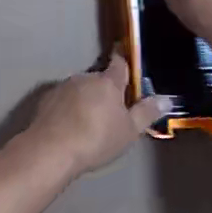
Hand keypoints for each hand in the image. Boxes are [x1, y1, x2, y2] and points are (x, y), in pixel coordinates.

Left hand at [26, 53, 165, 174]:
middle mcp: (83, 78)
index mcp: (107, 82)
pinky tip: (68, 126)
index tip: (126, 63)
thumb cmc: (96, 139)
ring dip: (85, 99)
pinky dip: (67, 108)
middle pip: (98, 79)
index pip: (119, 64)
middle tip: (110, 110)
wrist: (51, 149)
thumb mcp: (129, 130)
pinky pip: (62, 100)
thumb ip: (147, 112)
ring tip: (87, 122)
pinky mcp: (44, 99)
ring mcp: (61, 87)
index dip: (124, 63)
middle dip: (104, 90)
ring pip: (79, 89)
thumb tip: (167, 99)